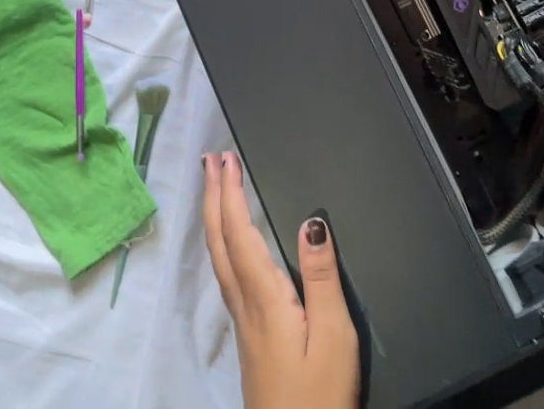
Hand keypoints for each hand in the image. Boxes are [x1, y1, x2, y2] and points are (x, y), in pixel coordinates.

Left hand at [202, 151, 358, 408]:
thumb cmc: (319, 395)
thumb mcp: (334, 335)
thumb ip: (322, 277)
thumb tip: (311, 221)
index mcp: (265, 297)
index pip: (240, 233)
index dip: (230, 192)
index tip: (225, 158)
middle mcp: (246, 305)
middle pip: (219, 242)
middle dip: (213, 197)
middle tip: (210, 160)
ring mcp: (244, 323)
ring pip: (219, 258)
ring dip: (215, 217)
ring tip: (216, 190)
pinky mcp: (250, 337)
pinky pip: (228, 274)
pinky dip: (225, 243)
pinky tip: (233, 245)